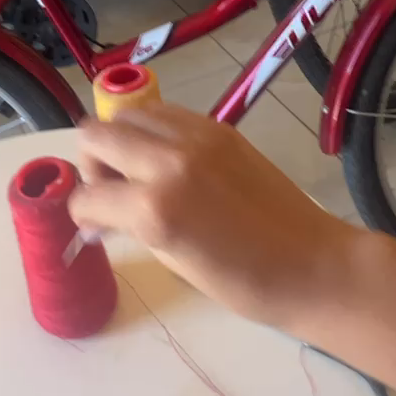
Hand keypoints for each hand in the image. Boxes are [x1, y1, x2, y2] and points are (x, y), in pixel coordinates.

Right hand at [67, 105, 362, 328]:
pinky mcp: (218, 127)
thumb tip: (101, 212)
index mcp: (154, 207)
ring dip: (120, 141)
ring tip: (139, 172)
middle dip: (92, 165)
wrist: (312, 263)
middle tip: (113, 192)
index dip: (83, 213)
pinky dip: (153, 132)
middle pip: (95, 135)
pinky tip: (169, 160)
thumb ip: (131, 224)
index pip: (88, 195)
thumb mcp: (172, 260)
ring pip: (127, 114)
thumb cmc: (242, 282)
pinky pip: (165, 113)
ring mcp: (195, 137)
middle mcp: (167, 160)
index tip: (94, 224)